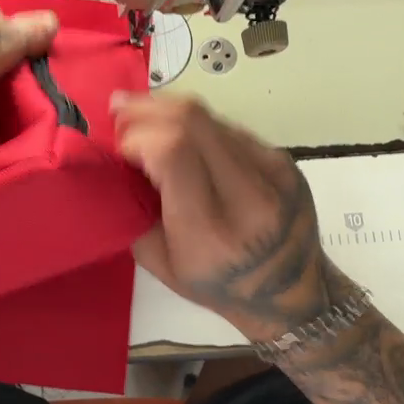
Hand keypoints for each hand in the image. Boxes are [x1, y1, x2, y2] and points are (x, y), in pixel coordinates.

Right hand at [114, 92, 330, 341]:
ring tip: (141, 117)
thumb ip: (135, 209)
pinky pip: (230, 129)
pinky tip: (179, 134)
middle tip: (118, 112)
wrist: (290, 293)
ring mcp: (274, 172)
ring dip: (169, 111)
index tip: (117, 147)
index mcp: (211, 231)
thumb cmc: (215, 285)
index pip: (172, 152)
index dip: (137, 137)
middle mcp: (249, 195)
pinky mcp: (284, 160)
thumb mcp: (159, 261)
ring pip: (211, 118)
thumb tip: (113, 160)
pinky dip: (196, 127)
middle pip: (192, 121)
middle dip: (146, 109)